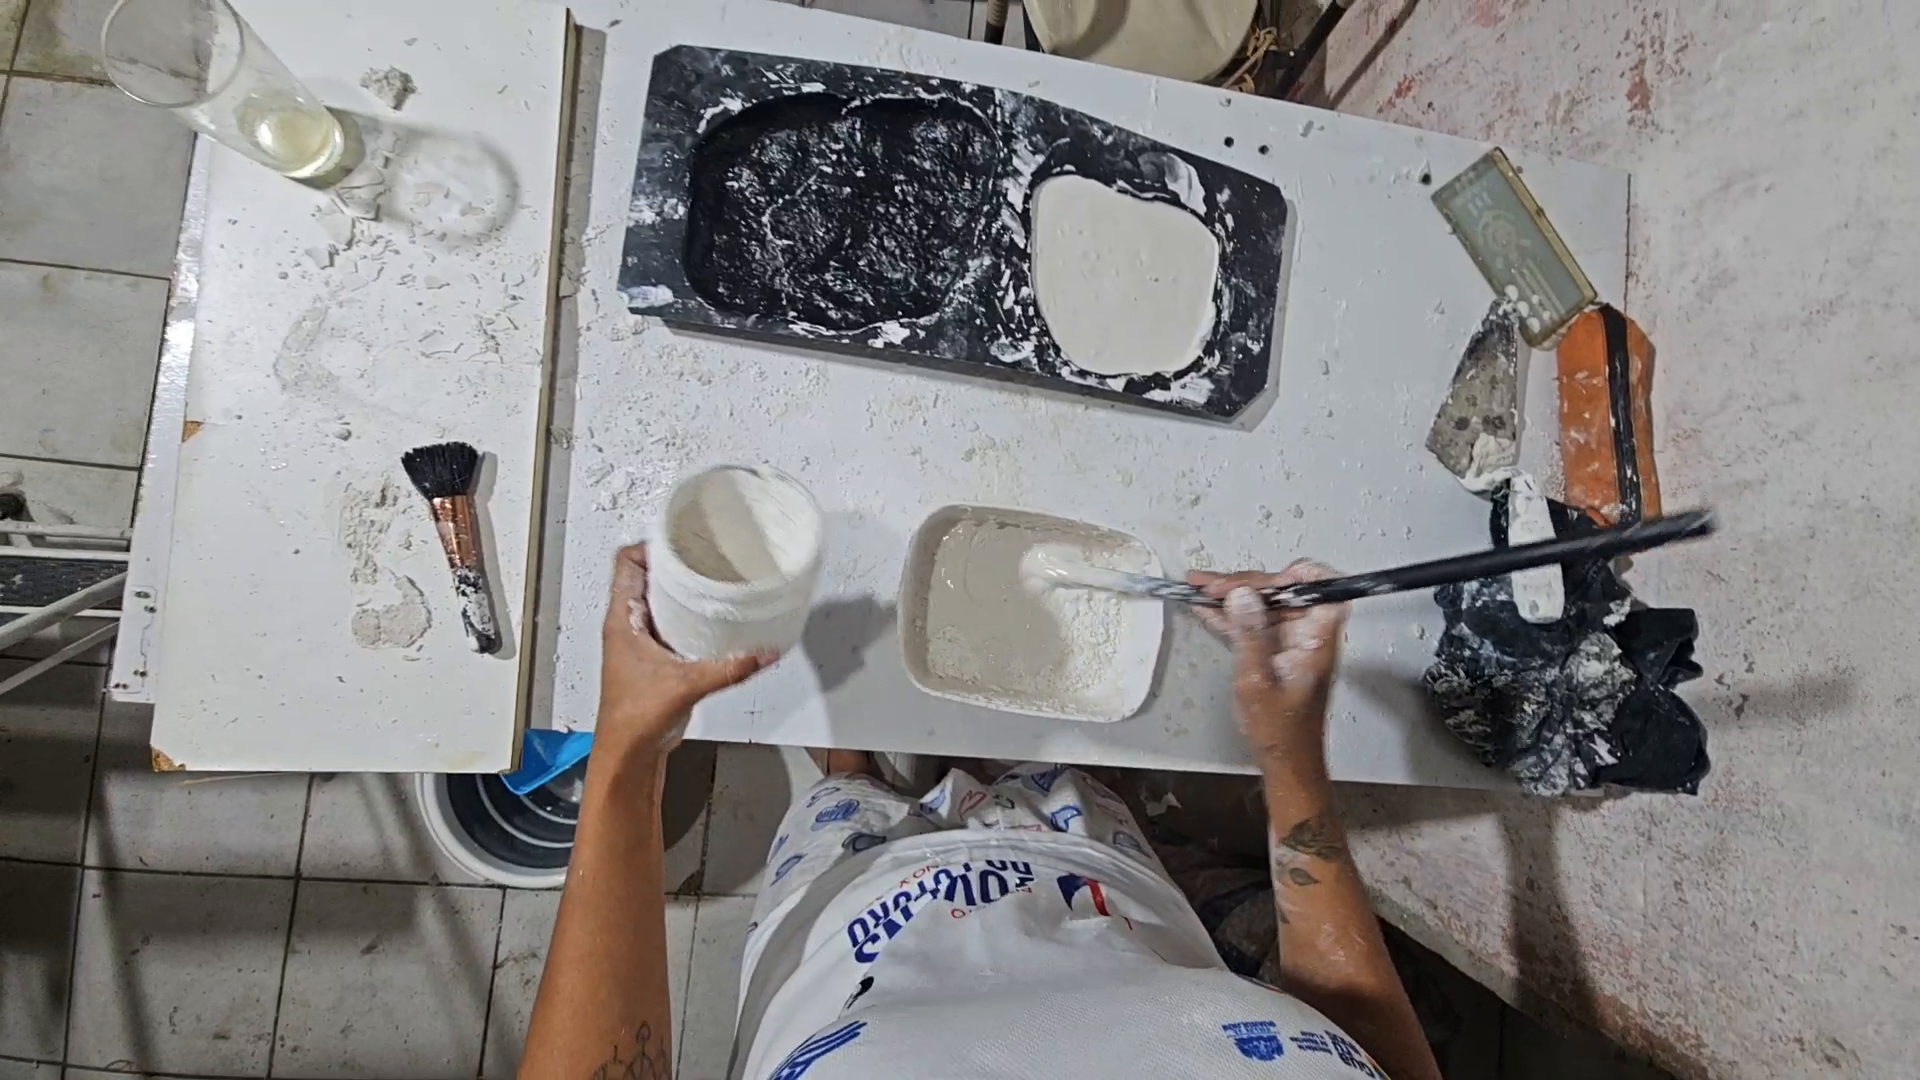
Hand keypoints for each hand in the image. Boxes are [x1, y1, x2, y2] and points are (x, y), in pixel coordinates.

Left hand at [597, 544, 775, 759]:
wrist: (630, 754)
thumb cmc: (634, 720)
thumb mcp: (686, 686)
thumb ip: (729, 668)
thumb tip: (764, 652)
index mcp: (621, 621)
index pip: (626, 563)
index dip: (649, 545)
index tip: (680, 538)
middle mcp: (628, 625)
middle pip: (645, 575)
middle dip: (674, 562)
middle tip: (705, 555)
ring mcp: (641, 640)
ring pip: (658, 598)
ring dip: (681, 588)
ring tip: (712, 579)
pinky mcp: (656, 656)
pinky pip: (672, 622)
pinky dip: (690, 613)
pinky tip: (714, 617)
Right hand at [1188, 561, 1348, 761]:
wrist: (1283, 757)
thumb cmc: (1278, 727)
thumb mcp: (1257, 680)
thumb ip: (1249, 634)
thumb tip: (1241, 594)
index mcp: (1315, 638)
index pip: (1327, 590)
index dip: (1304, 574)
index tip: (1271, 575)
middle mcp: (1306, 634)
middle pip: (1284, 592)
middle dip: (1247, 583)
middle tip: (1212, 585)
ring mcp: (1289, 640)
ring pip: (1263, 604)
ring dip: (1231, 594)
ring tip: (1198, 585)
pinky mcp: (1272, 649)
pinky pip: (1252, 622)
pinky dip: (1229, 614)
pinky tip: (1204, 606)